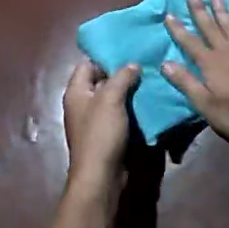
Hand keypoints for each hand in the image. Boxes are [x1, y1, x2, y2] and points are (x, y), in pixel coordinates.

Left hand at [62, 59, 139, 195]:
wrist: (101, 176)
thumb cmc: (101, 133)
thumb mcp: (111, 99)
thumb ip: (121, 77)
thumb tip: (132, 64)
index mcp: (76, 92)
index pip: (87, 64)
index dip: (106, 57)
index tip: (129, 51)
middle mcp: (83, 104)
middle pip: (102, 81)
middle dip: (122, 73)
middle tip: (146, 64)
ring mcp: (95, 120)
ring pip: (114, 99)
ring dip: (130, 92)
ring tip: (152, 80)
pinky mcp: (108, 134)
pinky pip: (121, 115)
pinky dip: (132, 109)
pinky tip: (150, 102)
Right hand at [162, 0, 228, 145]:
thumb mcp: (203, 103)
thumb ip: (185, 81)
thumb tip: (165, 63)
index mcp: (210, 63)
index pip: (190, 42)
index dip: (178, 28)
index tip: (168, 13)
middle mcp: (226, 52)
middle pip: (210, 28)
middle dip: (200, 10)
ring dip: (223, 11)